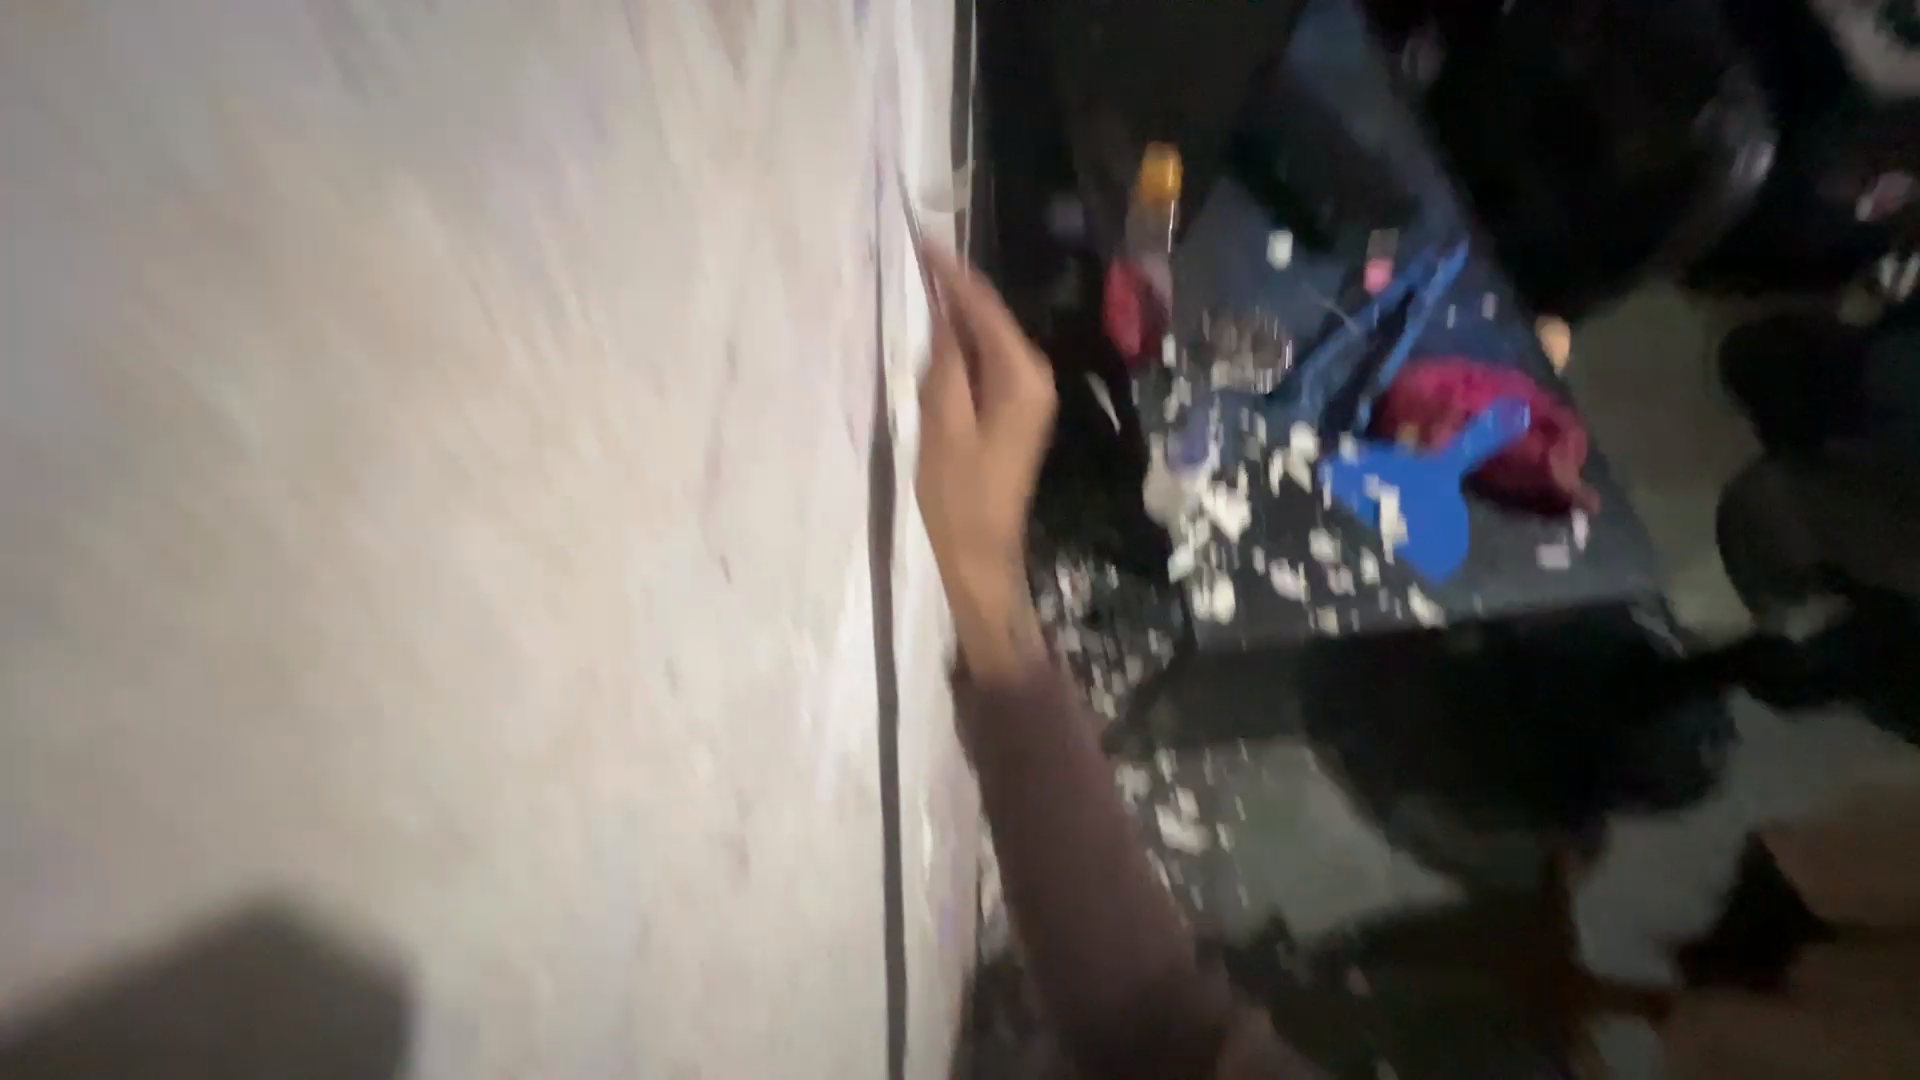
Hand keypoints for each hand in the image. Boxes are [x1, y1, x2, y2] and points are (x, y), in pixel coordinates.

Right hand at [915, 244, 1056, 680]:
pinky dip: (960, 351)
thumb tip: (941, 309)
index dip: (952, 274)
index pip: (984, 309)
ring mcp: (1027, 397)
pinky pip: (985, 367)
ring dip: (954, 320)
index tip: (922, 239)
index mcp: (1022, 377)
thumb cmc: (957, 495)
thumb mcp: (942, 423)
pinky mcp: (1014, 413)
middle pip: (989, 320)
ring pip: (986, 342)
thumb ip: (945, 361)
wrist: (980, 553)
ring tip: (917, 284)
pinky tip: (933, 339)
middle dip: (953, 292)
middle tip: (914, 257)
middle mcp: (1034, 378)